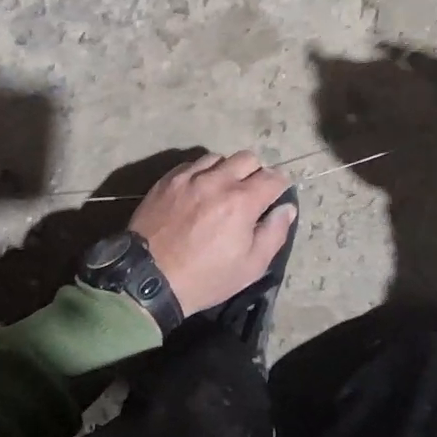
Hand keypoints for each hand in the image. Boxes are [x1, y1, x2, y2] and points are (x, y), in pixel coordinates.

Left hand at [128, 151, 297, 311]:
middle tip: (251, 193)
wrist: (149, 279)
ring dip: (227, 170)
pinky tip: (199, 191)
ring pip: (218, 158)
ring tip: (222, 191)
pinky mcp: (167, 180)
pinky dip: (202, 173)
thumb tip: (286, 208)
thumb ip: (274, 233)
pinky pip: (192, 164)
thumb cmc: (206, 278)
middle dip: (256, 172)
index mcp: (242, 202)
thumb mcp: (251, 266)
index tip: (277, 195)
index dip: (280, 185)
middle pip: (247, 158)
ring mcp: (189, 177)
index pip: (273, 177)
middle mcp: (217, 181)